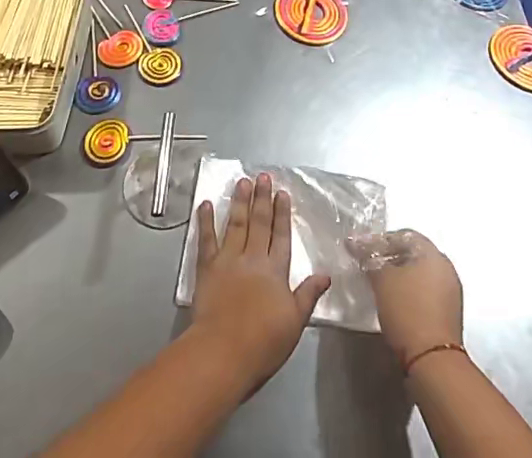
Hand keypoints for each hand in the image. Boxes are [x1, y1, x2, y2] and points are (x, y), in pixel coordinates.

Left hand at [191, 174, 330, 388]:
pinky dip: (206, 222)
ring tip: (242, 182)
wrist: (221, 355)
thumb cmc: (263, 342)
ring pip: (236, 225)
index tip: (282, 193)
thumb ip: (308, 295)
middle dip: (262, 199)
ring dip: (239, 202)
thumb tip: (325, 275)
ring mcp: (228, 262)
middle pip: (259, 223)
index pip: (281, 235)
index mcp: (276, 270)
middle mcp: (253, 259)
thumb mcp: (295, 321)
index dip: (282, 213)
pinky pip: (206, 242)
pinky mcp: (206, 271)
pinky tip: (207, 205)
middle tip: (263, 176)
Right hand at [348, 230, 461, 363]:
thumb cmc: (407, 311)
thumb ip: (370, 259)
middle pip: (414, 253)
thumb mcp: (383, 281)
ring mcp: (449, 291)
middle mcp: (446, 268)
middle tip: (366, 264)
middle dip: (389, 256)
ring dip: (398, 275)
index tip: (360, 247)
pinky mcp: (447, 313)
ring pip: (419, 273)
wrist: (432, 360)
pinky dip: (407, 291)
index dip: (380, 239)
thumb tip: (357, 242)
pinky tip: (392, 301)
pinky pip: (424, 291)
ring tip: (376, 283)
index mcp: (434, 254)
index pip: (405, 235)